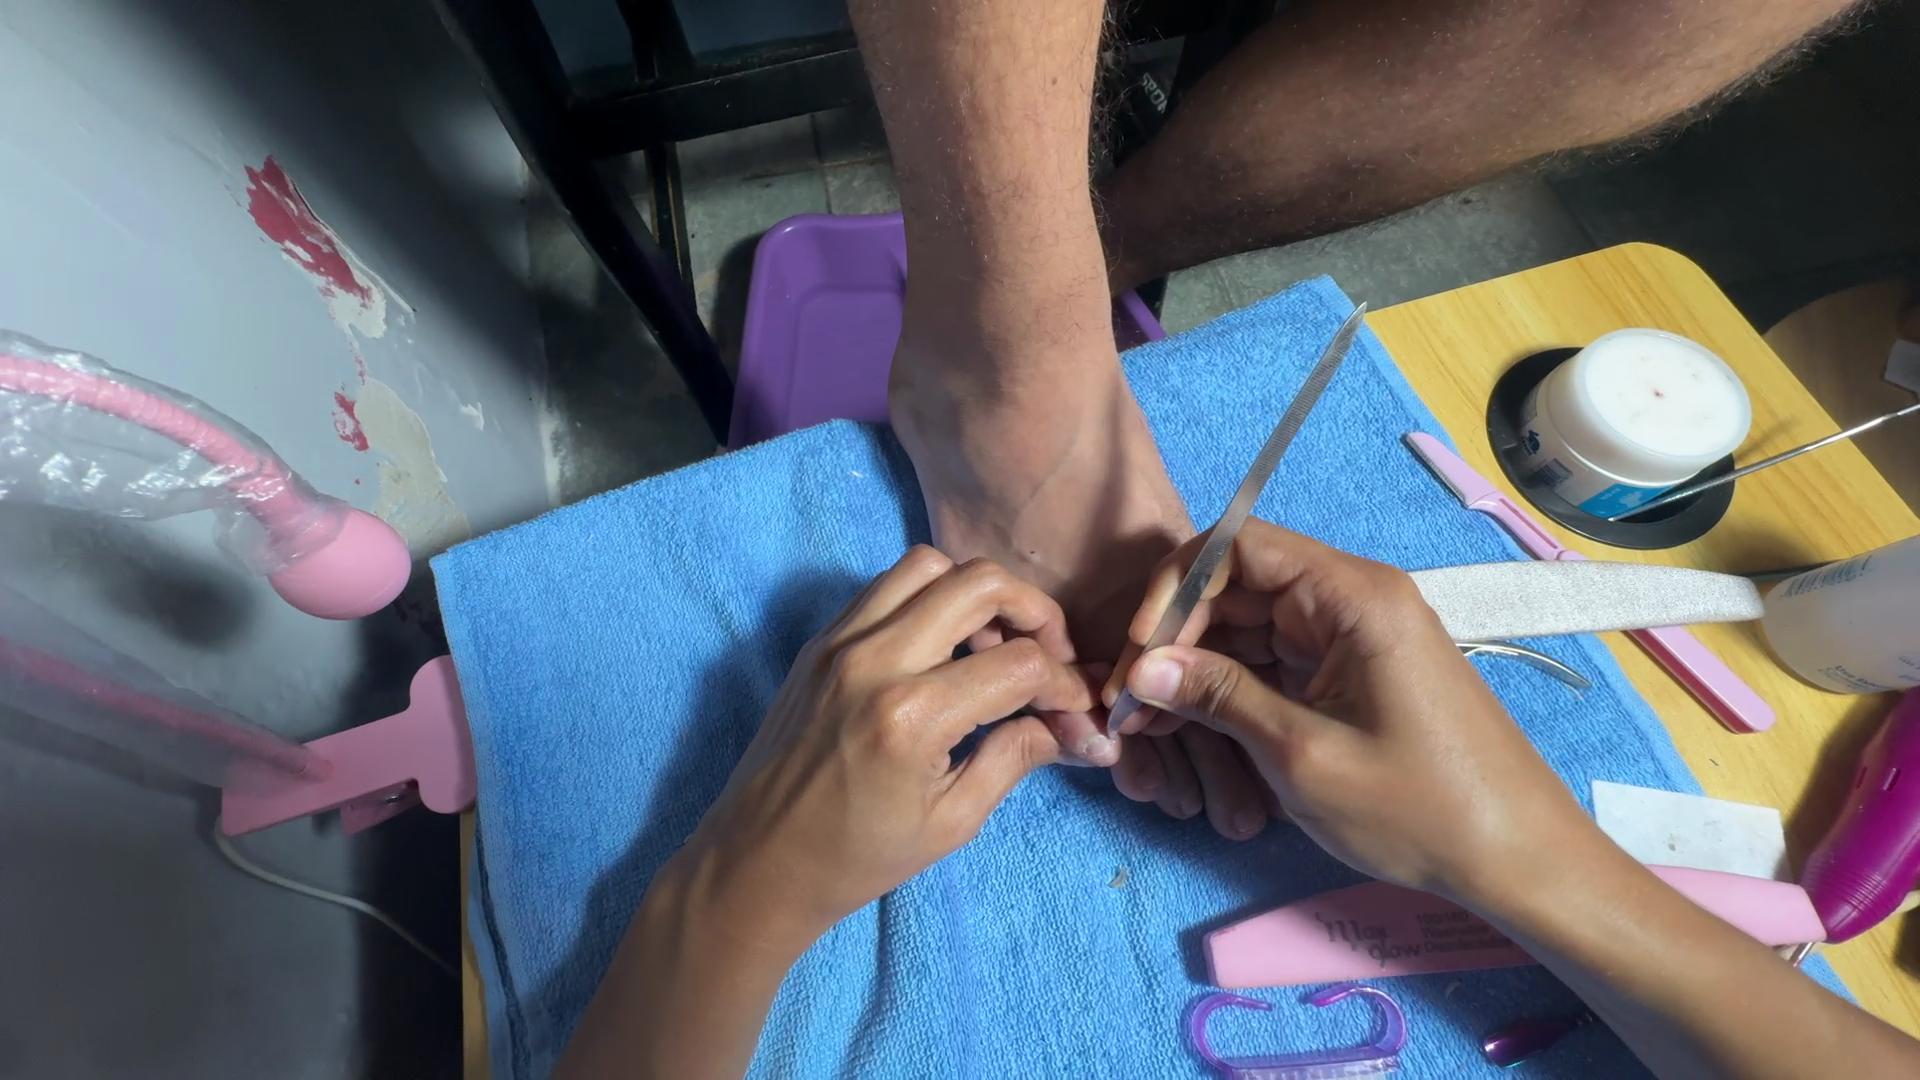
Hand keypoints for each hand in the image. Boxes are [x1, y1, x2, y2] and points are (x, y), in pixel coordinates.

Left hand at [676, 546, 1098, 939]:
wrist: (757, 860)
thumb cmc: (858, 856)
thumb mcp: (953, 821)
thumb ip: (1018, 756)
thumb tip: (1077, 728)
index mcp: (911, 717)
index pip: (1018, 664)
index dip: (1063, 681)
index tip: (1073, 705)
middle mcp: (875, 659)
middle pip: (979, 583)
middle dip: (1034, 611)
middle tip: (1047, 652)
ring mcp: (840, 640)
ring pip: (929, 565)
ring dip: (976, 592)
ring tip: (992, 640)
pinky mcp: (821, 638)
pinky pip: (886, 585)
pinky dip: (929, 596)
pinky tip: (942, 642)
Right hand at [1111, 519, 1593, 901]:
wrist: (1523, 867)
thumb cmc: (1420, 808)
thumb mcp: (1301, 753)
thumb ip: (1217, 696)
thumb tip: (1142, 667)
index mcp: (1350, 595)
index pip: (1238, 547)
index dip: (1177, 587)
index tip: (1140, 646)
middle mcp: (1345, 598)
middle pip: (1235, 589)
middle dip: (1175, 637)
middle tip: (1127, 696)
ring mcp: (1342, 636)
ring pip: (1243, 628)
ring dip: (1192, 667)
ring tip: (1144, 717)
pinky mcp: (1339, 670)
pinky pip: (1265, 660)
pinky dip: (1223, 687)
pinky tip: (1184, 722)